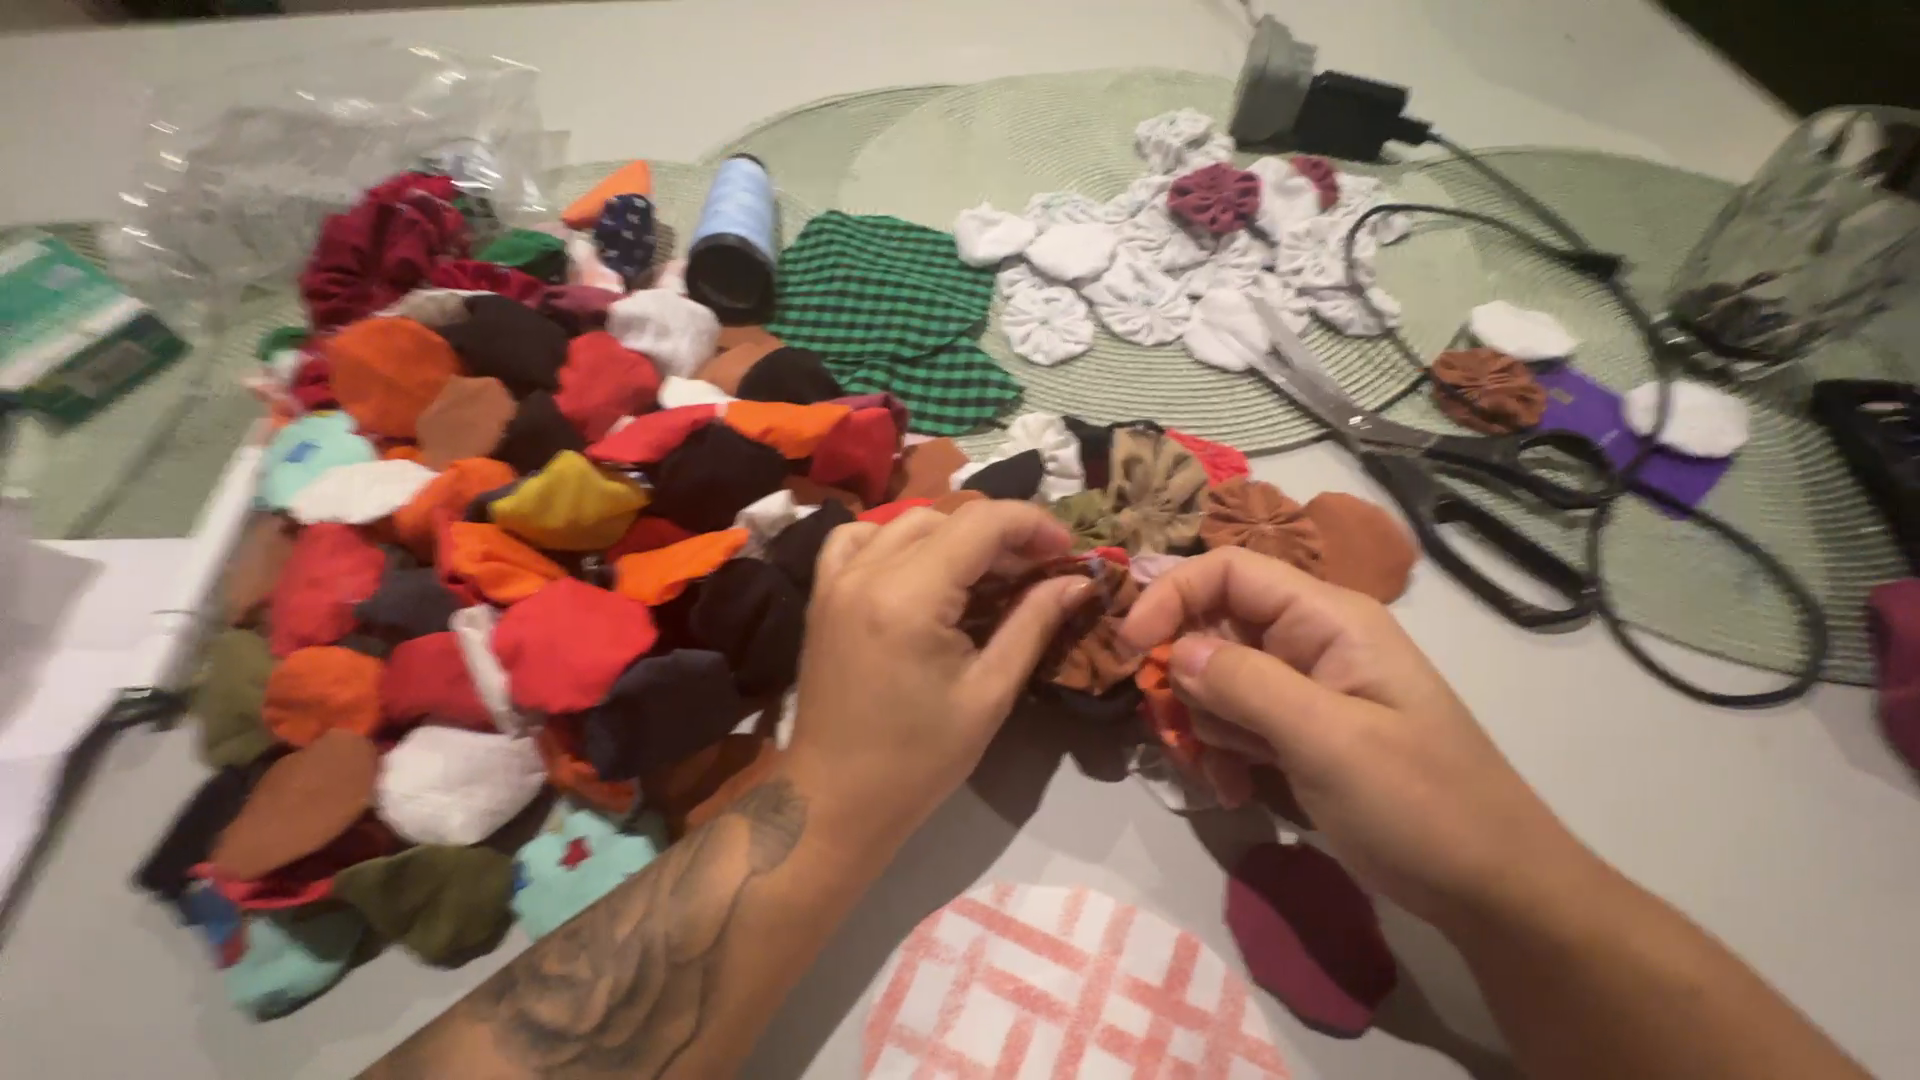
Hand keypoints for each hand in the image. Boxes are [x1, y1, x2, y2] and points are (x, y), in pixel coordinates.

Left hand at [787, 501, 1092, 846]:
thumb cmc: (919, 759)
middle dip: (1002, 534)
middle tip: (1038, 571)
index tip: (1068, 551)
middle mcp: (867, 572)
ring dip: (955, 534)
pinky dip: (897, 539)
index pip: (982, 523)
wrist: (835, 798)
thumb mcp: (990, 693)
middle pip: (948, 517)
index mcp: (909, 596)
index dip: (1033, 525)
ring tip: (988, 572)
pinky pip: (860, 539)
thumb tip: (1077, 581)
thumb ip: (1033, 623)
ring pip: (907, 521)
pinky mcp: (823, 593)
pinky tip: (922, 568)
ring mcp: (837, 579)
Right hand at [1119, 547, 1597, 927]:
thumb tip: (1175, 651)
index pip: (1228, 570)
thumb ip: (1245, 684)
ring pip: (1212, 677)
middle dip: (1183, 675)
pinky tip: (1235, 791)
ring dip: (1201, 723)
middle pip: (1211, 624)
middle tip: (1177, 730)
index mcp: (1326, 618)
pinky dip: (1220, 751)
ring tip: (1221, 775)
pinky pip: (1231, 720)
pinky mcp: (1296, 731)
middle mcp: (1308, 641)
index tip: (1130, 648)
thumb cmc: (1422, 805)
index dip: (1171, 595)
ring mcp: (1302, 688)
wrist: (1491, 891)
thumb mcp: (1329, 741)